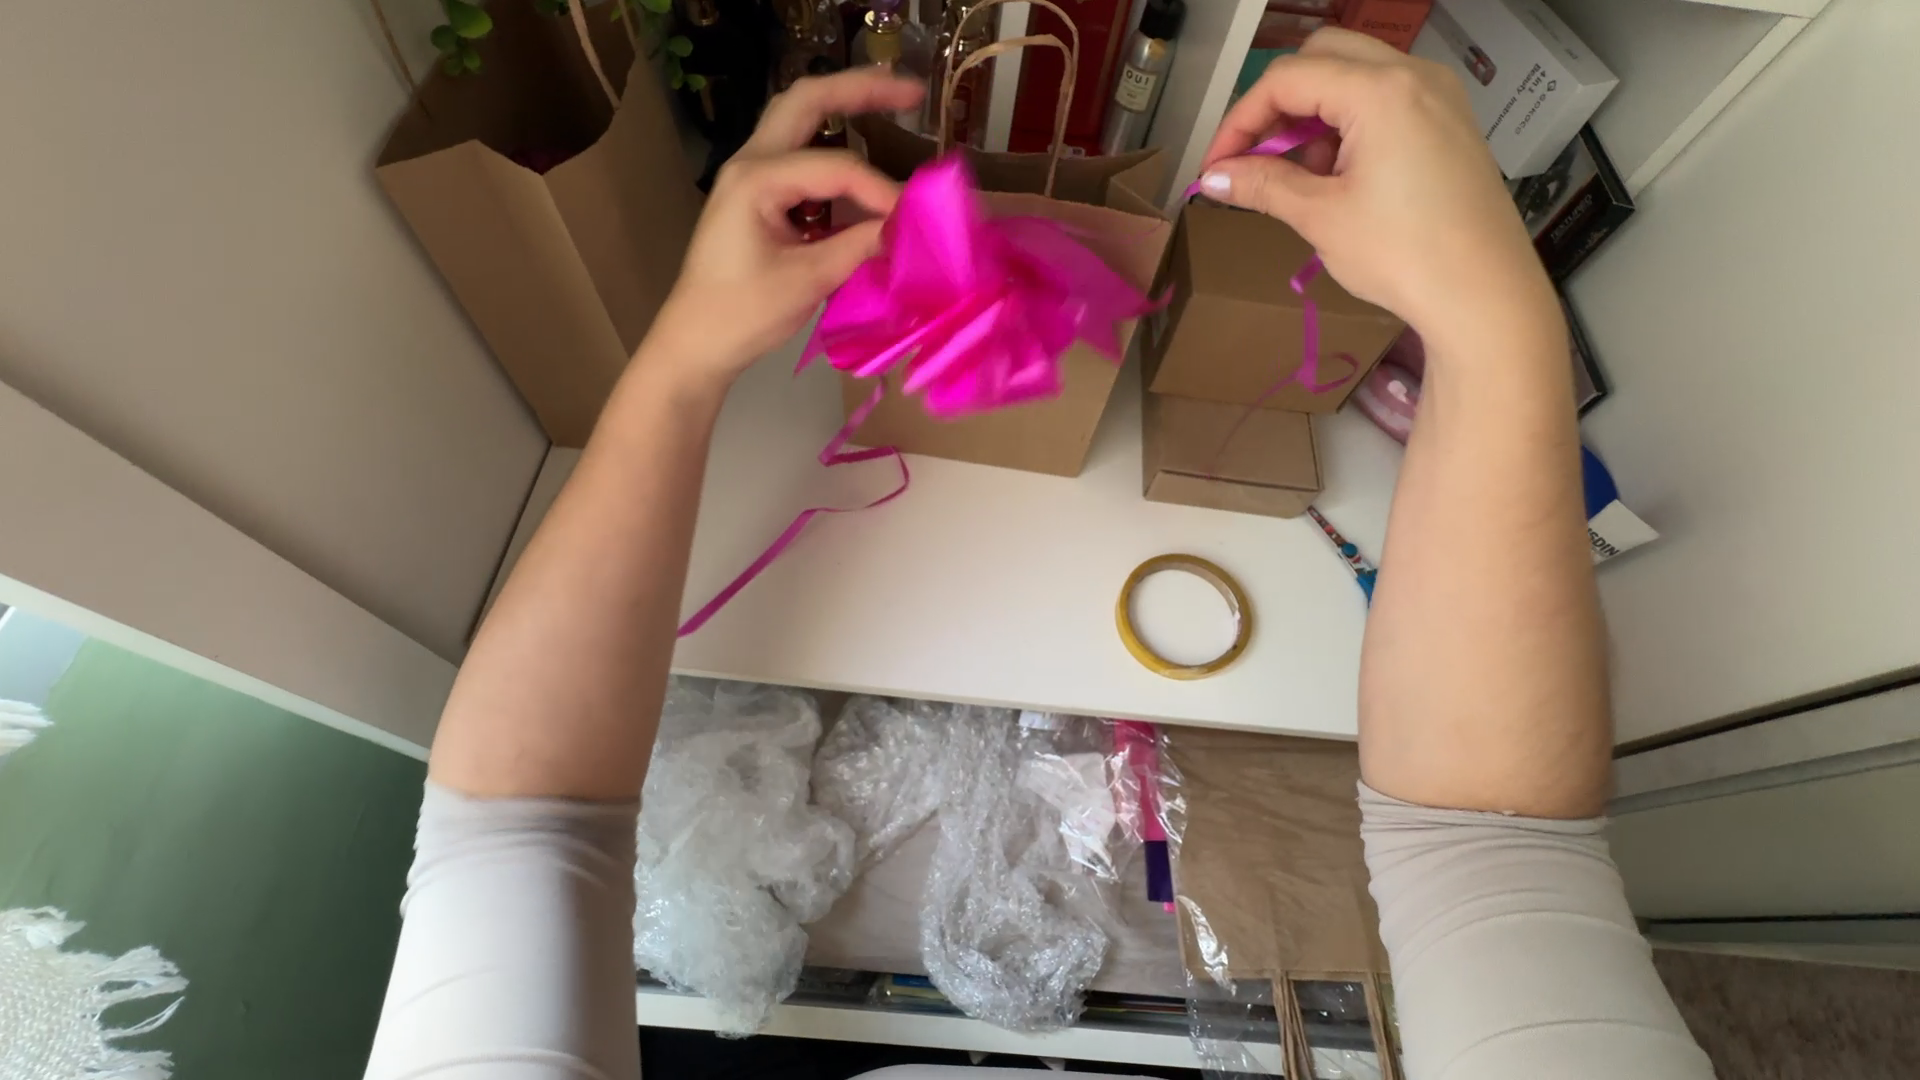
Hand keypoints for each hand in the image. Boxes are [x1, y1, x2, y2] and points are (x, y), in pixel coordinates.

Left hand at [644, 69, 924, 385]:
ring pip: (800, 125)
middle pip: (808, 103)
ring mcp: (751, 178)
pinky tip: (861, 182)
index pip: (835, 167)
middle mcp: (751, 163)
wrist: (696, 342)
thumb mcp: (807, 280)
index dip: (881, 189)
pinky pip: (800, 165)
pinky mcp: (758, 200)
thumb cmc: (742, 313)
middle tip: (911, 92)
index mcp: (756, 178)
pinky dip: (834, 165)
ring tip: (891, 110)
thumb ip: (858, 247)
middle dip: (860, 90)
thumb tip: (905, 228)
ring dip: (844, 115)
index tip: (915, 219)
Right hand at [1196, 30, 1557, 352]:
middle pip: (1322, 57)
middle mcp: (1413, 75)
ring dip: (1309, 116)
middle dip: (1275, 105)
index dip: (1239, 121)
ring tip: (1296, 178)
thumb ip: (1262, 186)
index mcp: (1381, 91)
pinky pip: (1381, 101)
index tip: (1214, 167)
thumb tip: (1209, 179)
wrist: (1480, 291)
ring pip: (1352, 76)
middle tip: (1250, 159)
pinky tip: (1335, 177)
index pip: (1287, 78)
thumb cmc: (1400, 253)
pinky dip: (1344, 126)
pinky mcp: (1444, 121)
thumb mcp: (1320, 217)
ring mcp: (1435, 95)